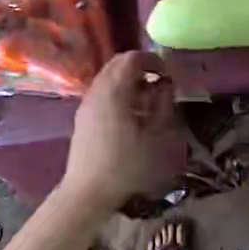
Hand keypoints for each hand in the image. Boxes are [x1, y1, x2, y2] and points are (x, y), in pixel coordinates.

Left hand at [57, 52, 186, 213]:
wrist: (87, 191)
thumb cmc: (126, 165)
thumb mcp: (155, 136)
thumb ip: (162, 104)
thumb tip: (165, 84)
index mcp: (115, 91)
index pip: (132, 58)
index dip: (152, 60)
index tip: (166, 73)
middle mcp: (97, 90)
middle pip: (117, 63)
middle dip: (139, 66)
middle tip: (158, 81)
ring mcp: (87, 102)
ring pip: (107, 76)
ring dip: (127, 77)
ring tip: (146, 97)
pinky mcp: (82, 115)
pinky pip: (101, 89)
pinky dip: (117, 89)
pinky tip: (129, 110)